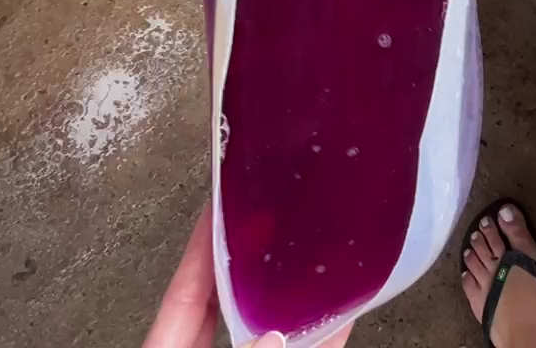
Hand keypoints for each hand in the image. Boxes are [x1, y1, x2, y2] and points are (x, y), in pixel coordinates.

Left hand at [142, 204, 351, 347]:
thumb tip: (273, 338)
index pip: (186, 289)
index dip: (202, 244)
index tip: (219, 202)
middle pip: (233, 300)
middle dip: (256, 260)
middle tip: (282, 215)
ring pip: (276, 326)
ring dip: (300, 298)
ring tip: (324, 254)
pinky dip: (327, 333)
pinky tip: (348, 309)